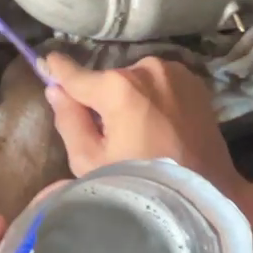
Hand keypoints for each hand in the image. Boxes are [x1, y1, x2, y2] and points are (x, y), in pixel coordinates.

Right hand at [41, 55, 252, 208]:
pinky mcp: (194, 81)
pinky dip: (153, 98)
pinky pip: (160, 84)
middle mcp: (147, 69)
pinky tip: (158, 126)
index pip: (76, 74)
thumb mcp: (91, 161)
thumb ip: (69, 121)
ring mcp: (174, 72)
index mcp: (118, 87)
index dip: (57, 70)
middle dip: (102, 99)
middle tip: (107, 133)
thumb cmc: (142, 183)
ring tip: (138, 133)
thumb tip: (55, 90)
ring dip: (130, 98)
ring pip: (135, 81)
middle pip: (108, 81)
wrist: (207, 191)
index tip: (45, 61)